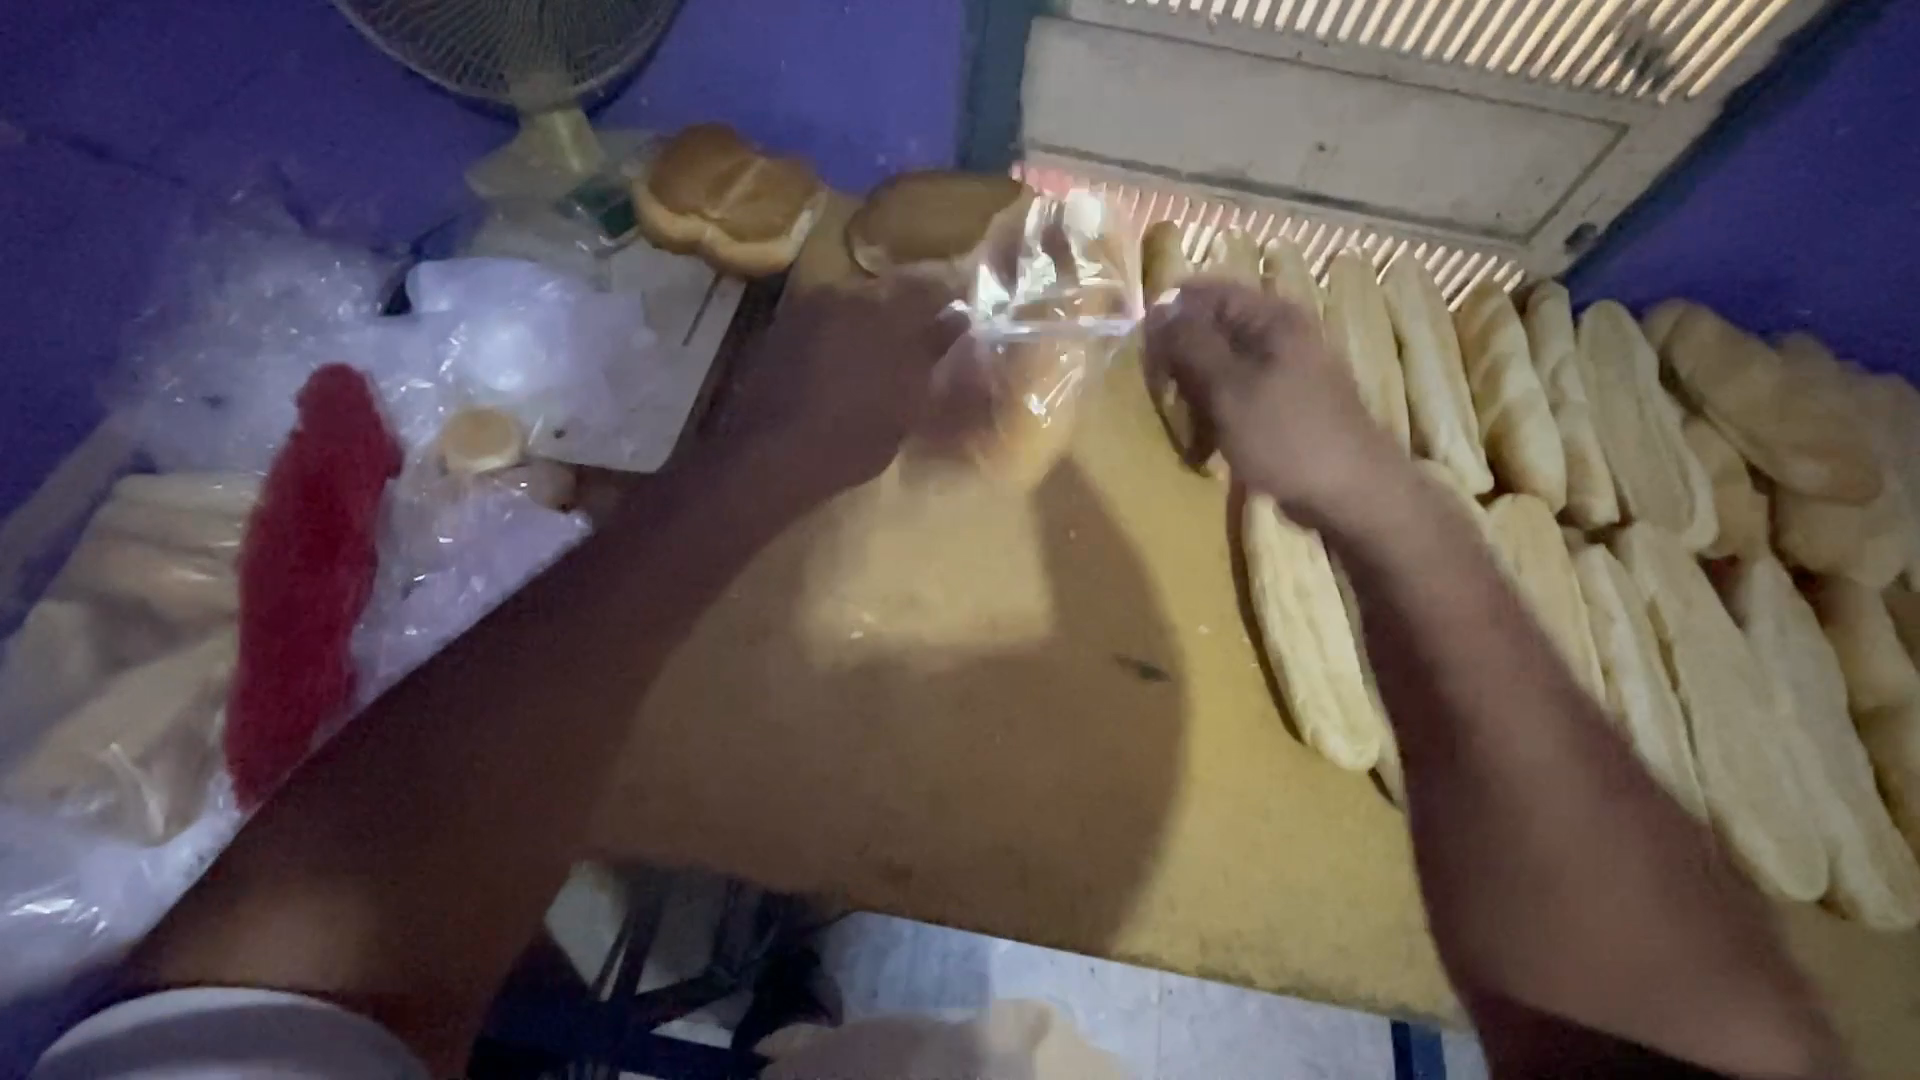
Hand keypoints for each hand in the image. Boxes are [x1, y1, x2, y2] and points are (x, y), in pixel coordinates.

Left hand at [708, 275, 967, 508]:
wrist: (773, 454)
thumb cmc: (854, 437)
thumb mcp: (909, 404)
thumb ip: (934, 352)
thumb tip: (957, 316)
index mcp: (888, 308)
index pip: (933, 283)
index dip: (949, 299)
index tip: (959, 319)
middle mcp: (848, 292)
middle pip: (890, 289)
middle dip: (909, 310)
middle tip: (920, 341)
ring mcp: (811, 306)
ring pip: (855, 302)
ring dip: (873, 321)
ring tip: (881, 356)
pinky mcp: (783, 325)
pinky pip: (827, 318)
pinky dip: (842, 334)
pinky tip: (843, 365)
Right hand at [1144, 281, 1406, 528]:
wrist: (1348, 493)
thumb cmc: (1286, 436)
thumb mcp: (1229, 388)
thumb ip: (1190, 345)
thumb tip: (1158, 310)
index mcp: (1271, 318)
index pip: (1206, 292)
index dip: (1169, 313)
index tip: (1141, 348)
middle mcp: (1278, 336)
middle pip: (1211, 330)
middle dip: (1178, 359)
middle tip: (1158, 393)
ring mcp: (1281, 372)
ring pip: (1218, 368)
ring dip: (1192, 393)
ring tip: (1179, 423)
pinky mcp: (1280, 406)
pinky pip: (1233, 398)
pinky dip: (1212, 415)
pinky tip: (1201, 444)